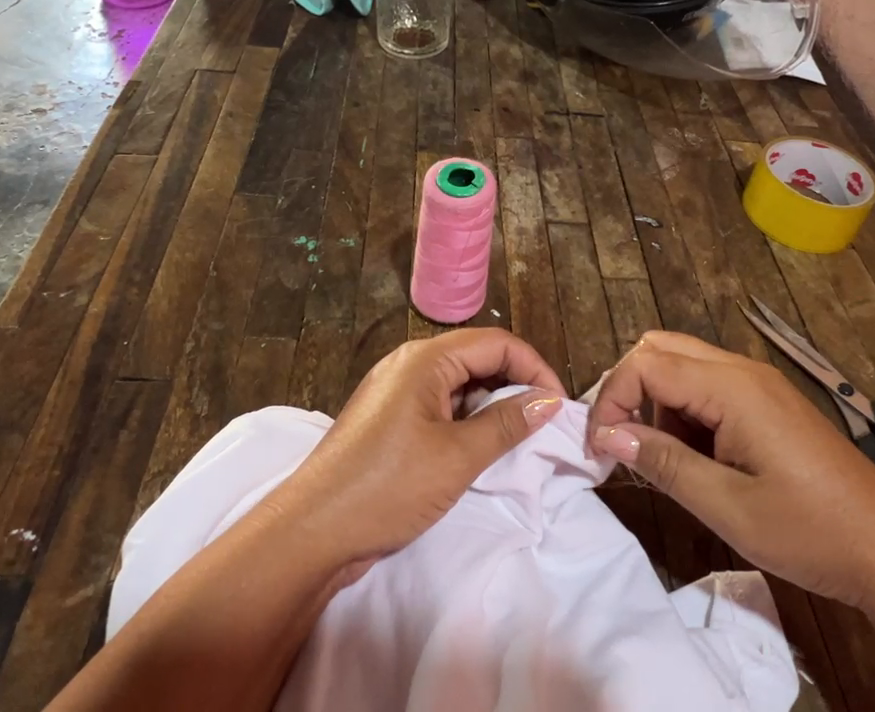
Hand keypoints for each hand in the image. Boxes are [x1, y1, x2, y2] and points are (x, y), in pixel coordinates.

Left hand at [258, 328, 567, 568]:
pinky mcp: (389, 419)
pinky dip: (467, 419)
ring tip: (520, 437)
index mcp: (425, 359)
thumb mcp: (458, 456)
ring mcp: (395, 391)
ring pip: (459, 383)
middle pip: (477, 357)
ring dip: (493, 404)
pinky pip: (440, 405)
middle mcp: (409, 364)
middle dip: (516, 383)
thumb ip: (507, 423)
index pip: (496, 342)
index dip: (535, 368)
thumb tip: (550, 400)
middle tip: (545, 422)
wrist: (314, 531)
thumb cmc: (389, 486)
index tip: (561, 406)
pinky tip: (482, 446)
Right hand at [587, 331, 874, 613]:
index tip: (599, 450)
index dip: (611, 401)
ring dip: (656, 404)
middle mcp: (742, 371)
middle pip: (660, 348)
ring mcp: (759, 384)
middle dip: (628, 391)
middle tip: (620, 444)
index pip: (645, 364)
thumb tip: (606, 435)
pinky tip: (697, 459)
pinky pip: (707, 386)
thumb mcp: (727, 506)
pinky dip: (683, 412)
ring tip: (663, 460)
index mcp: (732, 388)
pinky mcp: (768, 403)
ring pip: (681, 365)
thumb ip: (663, 463)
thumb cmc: (810, 531)